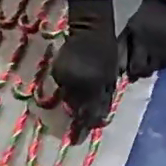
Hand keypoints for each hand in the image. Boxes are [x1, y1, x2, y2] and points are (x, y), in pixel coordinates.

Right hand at [51, 0, 117, 139]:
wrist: (90, 28)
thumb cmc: (106, 50)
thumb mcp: (110, 76)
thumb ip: (104, 97)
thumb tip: (99, 119)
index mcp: (91, 85)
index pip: (88, 111)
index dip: (87, 124)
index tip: (82, 138)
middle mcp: (74, 84)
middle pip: (75, 107)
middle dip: (79, 115)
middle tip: (79, 126)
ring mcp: (63, 78)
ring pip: (67, 98)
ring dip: (73, 102)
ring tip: (77, 105)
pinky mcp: (55, 72)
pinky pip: (62, 87)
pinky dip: (68, 89)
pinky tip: (73, 87)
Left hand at [120, 0, 165, 79]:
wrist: (162, 6)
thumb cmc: (141, 21)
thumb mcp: (127, 33)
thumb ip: (122, 51)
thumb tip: (120, 71)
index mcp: (142, 45)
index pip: (138, 69)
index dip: (134, 70)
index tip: (133, 67)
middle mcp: (158, 50)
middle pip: (150, 70)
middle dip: (145, 68)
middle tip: (144, 60)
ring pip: (161, 67)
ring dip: (157, 63)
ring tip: (155, 52)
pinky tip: (164, 49)